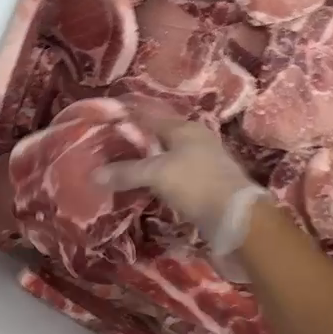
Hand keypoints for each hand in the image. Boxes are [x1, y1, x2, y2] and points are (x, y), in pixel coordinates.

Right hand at [97, 111, 263, 254]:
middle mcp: (194, 140)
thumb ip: (126, 172)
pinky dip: (156, 177)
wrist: (238, 219)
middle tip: (107, 145)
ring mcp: (202, 162)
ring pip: (165, 155)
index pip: (148, 114)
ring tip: (120, 166)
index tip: (103, 119)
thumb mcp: (157, 174)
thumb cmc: (197, 184)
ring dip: (145, 160)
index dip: (126, 115)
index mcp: (184, 128)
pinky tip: (142, 185)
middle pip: (157, 135)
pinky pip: (172, 174)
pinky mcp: (204, 183)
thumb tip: (94, 174)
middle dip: (134, 139)